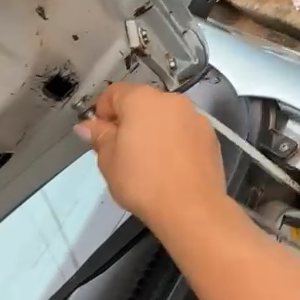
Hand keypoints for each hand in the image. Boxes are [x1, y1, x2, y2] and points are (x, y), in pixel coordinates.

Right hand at [77, 83, 230, 233]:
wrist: (191, 206)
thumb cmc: (142, 181)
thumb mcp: (109, 160)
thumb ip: (99, 137)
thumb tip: (88, 126)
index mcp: (142, 99)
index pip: (114, 93)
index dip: (102, 112)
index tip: (100, 136)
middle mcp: (172, 101)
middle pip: (143, 103)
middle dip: (130, 121)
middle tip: (123, 151)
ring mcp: (196, 117)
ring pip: (167, 117)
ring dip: (155, 130)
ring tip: (150, 161)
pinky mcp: (211, 136)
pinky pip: (185, 132)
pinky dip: (176, 141)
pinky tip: (172, 166)